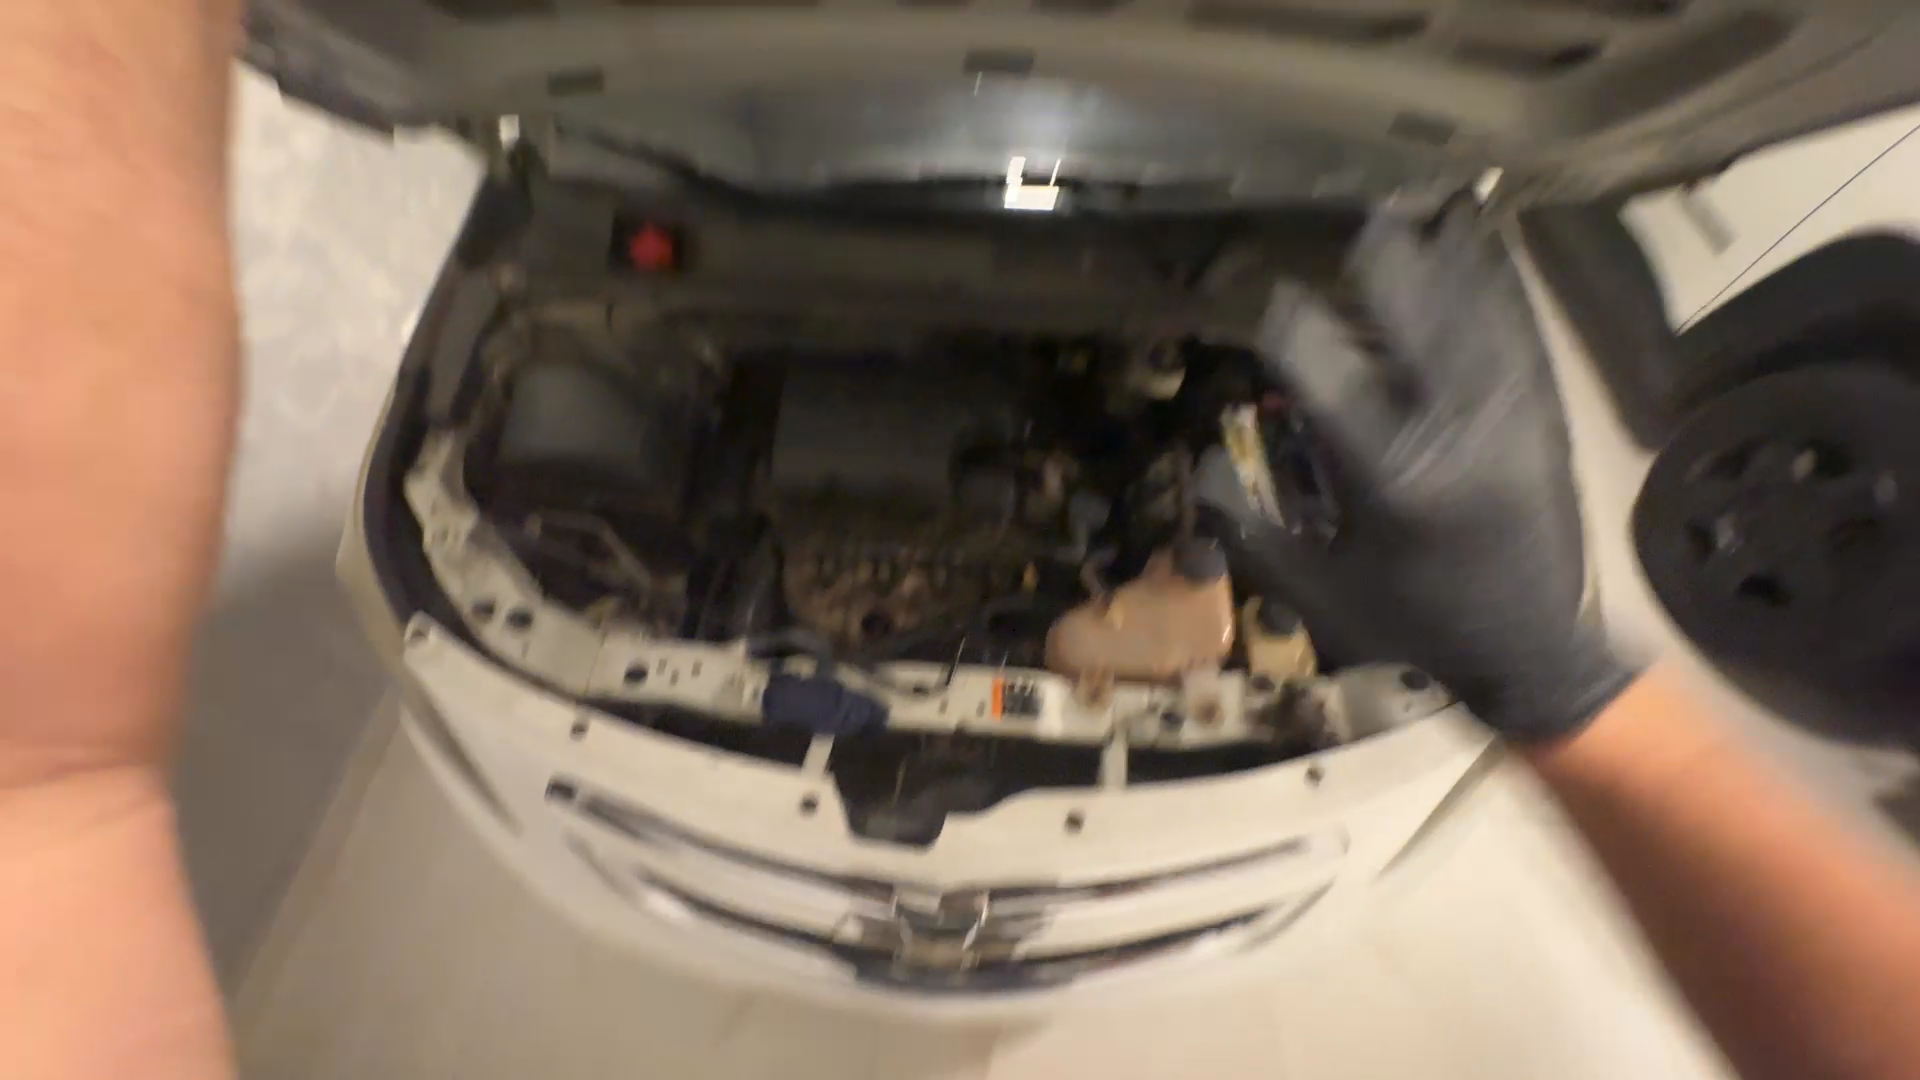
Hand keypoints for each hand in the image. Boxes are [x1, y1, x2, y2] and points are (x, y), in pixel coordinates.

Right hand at [1232, 206, 1637, 740]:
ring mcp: (1514, 425)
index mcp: (1392, 481)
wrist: (1532, 653)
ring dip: (1451, 272)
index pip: (1331, 387)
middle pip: (1417, 335)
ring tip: (1430, 221)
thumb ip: (1251, 528)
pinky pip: (1523, 348)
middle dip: (1389, 278)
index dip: (1296, 339)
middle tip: (1364, 228)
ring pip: (1479, 328)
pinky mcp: (1546, 427)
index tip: (1273, 305)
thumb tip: (1206, 464)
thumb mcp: (1314, 588)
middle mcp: (1458, 437)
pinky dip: (1505, 301)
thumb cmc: (1409, 622)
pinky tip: (1493, 268)